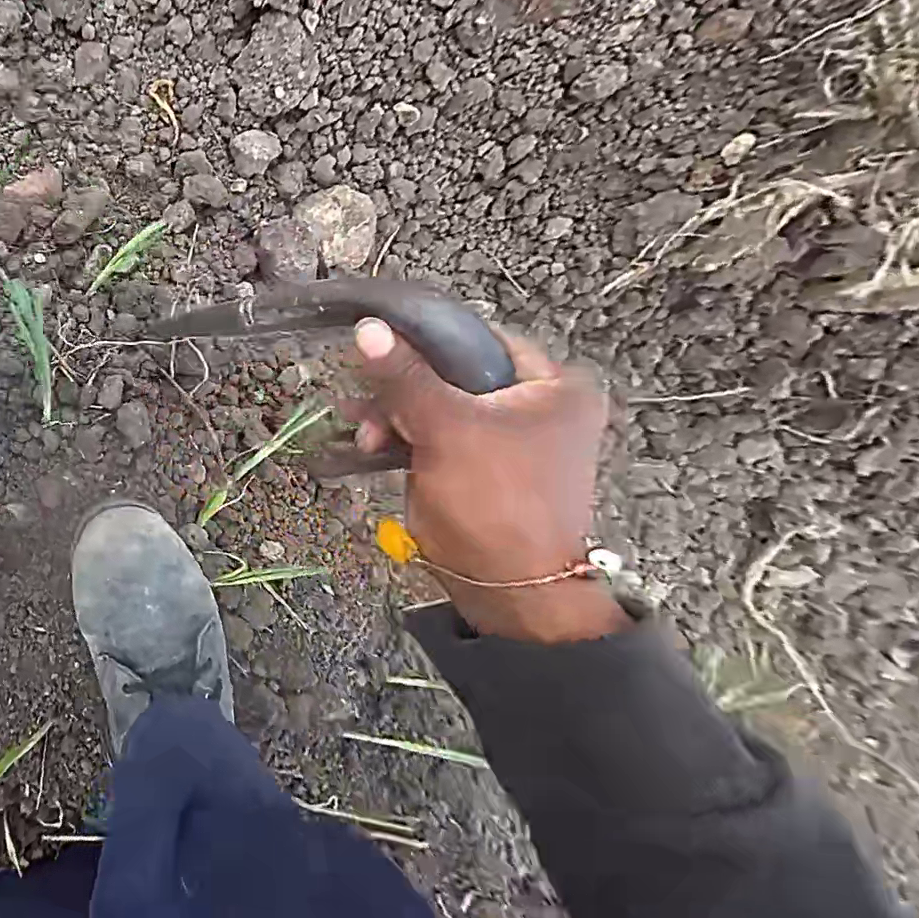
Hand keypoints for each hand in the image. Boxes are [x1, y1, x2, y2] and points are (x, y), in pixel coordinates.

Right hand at [349, 318, 628, 642]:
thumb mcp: (448, 429)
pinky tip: (367, 440)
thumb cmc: (494, 501)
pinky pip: (424, 429)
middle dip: (400, 388)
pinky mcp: (467, 459)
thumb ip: (406, 377)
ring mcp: (496, 434)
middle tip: (369, 400)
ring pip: (428, 402)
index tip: (382, 345)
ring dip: (390, 413)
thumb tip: (368, 329)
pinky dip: (395, 433)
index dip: (428, 340)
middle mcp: (529, 404)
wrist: (503, 587)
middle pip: (447, 372)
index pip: (480, 338)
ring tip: (365, 432)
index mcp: (553, 386)